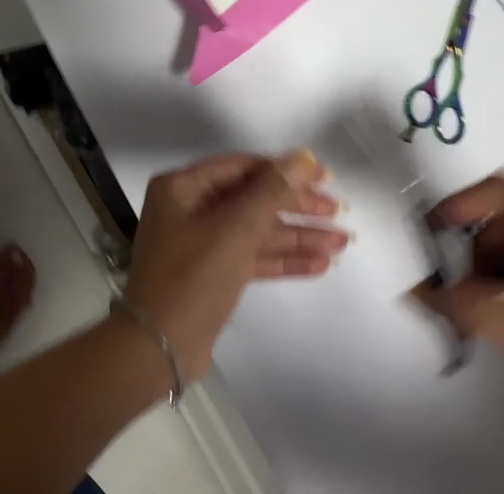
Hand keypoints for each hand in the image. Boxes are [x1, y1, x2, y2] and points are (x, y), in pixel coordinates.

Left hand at [122, 150, 345, 381]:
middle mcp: (188, 208)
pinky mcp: (212, 273)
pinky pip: (252, 257)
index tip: (324, 178)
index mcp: (182, 187)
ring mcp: (200, 242)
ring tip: (342, 243)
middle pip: (250, 199)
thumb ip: (270, 192)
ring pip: (255, 231)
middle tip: (339, 213)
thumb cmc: (193, 276)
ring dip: (296, 236)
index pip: (240, 167)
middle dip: (295, 206)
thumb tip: (302, 157)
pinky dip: (282, 259)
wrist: (160, 345)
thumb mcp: (234, 229)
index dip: (283, 170)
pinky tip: (320, 264)